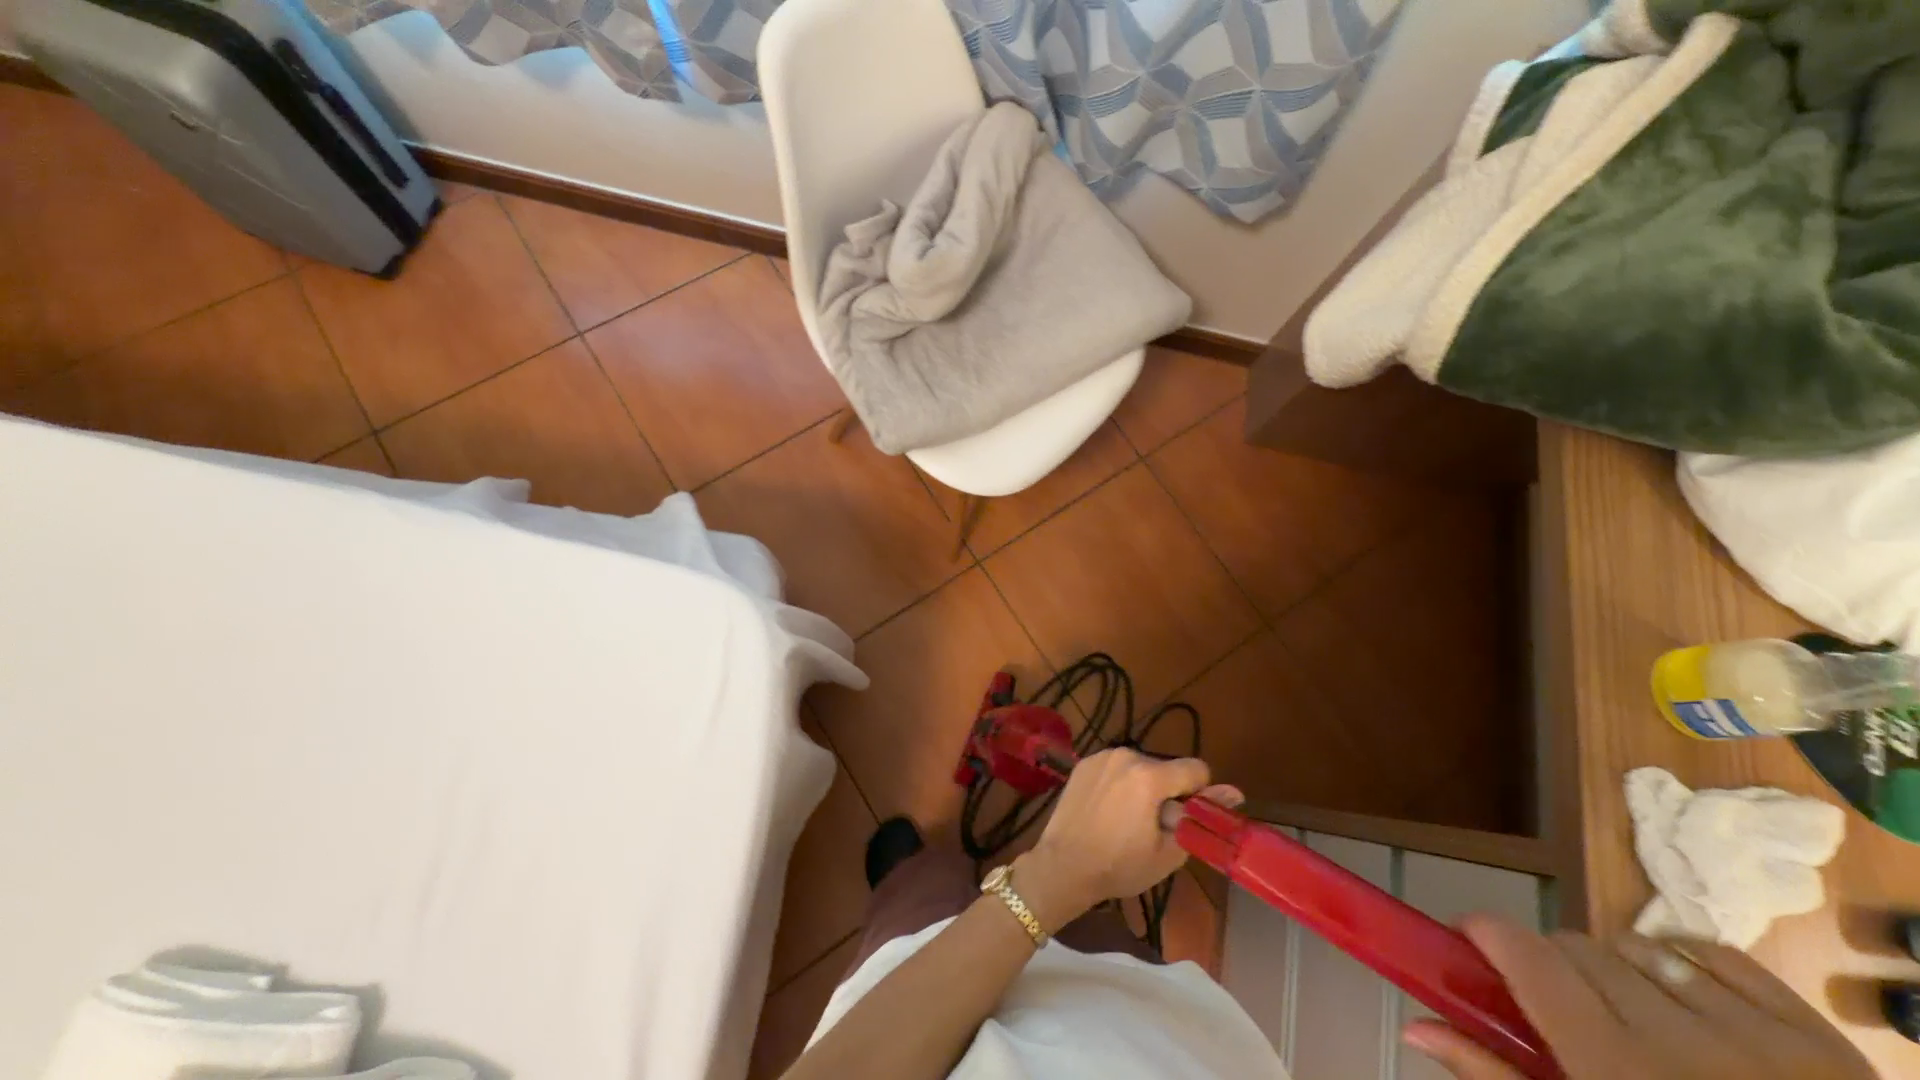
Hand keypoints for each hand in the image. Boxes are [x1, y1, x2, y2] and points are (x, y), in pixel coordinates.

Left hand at [1012, 748, 1240, 930]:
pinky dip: (1119, 784)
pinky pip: (1116, 769)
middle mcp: (1126, 755)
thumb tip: (1234, 793)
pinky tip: (1107, 811)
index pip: (1196, 769)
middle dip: (1168, 793)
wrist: (1062, 867)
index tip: (1186, 818)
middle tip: (1152, 827)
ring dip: (1143, 787)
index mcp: (1149, 775)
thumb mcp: (1169, 851)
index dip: (1199, 794)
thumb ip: (1200, 817)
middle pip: (1166, 769)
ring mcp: (1101, 756)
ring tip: (1126, 821)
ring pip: (1140, 767)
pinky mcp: (1083, 764)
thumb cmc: (1119, 866)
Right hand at [1405, 915, 1877, 1079]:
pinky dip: (1682, 963)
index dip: (1486, 932)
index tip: (1467, 942)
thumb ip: (1492, 1076)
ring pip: (1635, 947)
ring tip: (1626, 1017)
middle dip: (1547, 965)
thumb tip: (1415, 1025)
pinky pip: (1713, 954)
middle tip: (1549, 1008)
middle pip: (1574, 947)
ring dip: (1613, 967)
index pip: (1528, 956)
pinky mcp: (1810, 1030)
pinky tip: (1680, 1002)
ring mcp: (1753, 1029)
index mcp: (1613, 1065)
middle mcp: (1679, 1033)